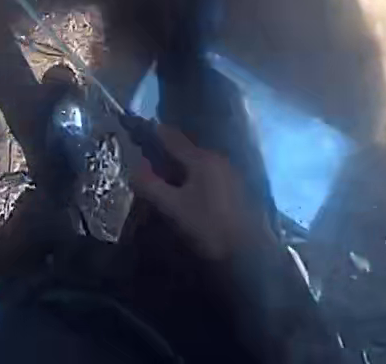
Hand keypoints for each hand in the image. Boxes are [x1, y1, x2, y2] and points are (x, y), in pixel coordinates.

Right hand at [130, 122, 271, 261]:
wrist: (252, 256)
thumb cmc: (209, 227)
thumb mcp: (173, 209)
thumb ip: (151, 186)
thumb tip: (133, 168)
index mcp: (200, 158)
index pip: (171, 137)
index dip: (153, 132)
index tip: (137, 130)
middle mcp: (216, 158)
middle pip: (185, 149)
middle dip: (166, 153)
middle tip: (147, 162)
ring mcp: (229, 172)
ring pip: (197, 163)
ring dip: (180, 168)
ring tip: (165, 181)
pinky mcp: (236, 188)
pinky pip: (208, 174)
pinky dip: (194, 178)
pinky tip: (188, 194)